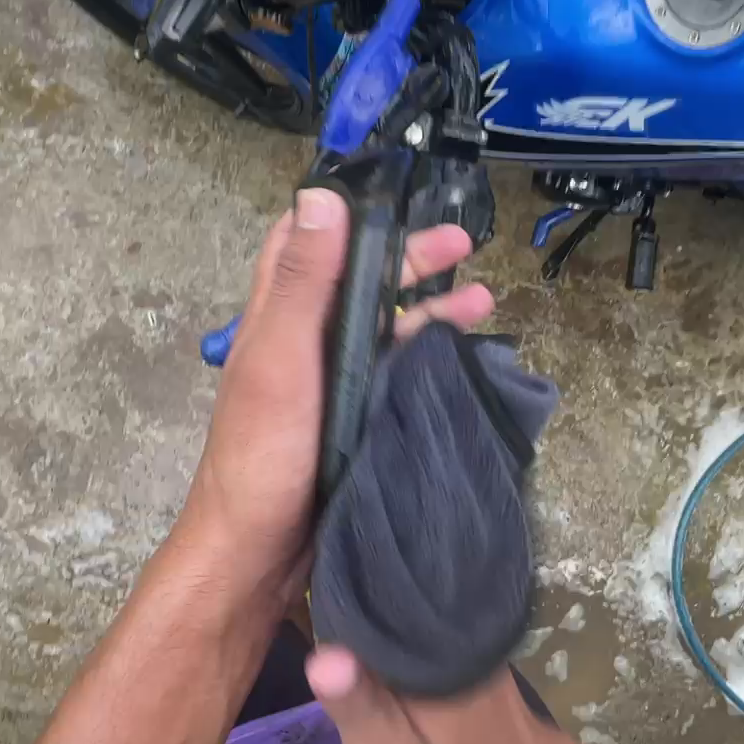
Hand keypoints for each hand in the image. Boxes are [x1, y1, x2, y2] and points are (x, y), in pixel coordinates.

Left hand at [175, 189, 494, 608]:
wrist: (261, 551)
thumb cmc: (266, 454)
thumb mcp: (283, 358)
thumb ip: (302, 282)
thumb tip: (318, 197)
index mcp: (277, 317)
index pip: (301, 240)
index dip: (340, 210)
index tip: (392, 193)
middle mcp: (301, 340)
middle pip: (356, 279)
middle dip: (406, 256)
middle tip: (462, 244)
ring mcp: (328, 381)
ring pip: (381, 325)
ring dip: (427, 306)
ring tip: (482, 300)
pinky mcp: (351, 417)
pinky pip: (393, 370)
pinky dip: (425, 354)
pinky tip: (460, 356)